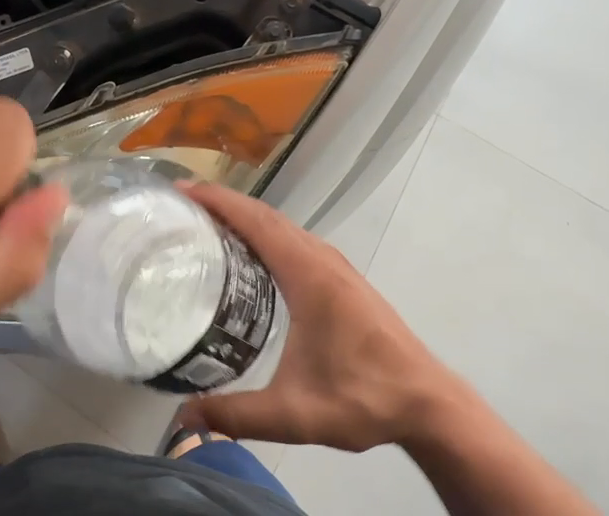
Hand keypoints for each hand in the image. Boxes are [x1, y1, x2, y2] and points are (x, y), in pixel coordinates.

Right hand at [178, 182, 457, 452]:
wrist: (427, 403)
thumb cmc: (363, 397)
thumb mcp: (295, 413)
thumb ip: (238, 414)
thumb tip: (184, 417)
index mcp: (307, 274)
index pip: (255, 221)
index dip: (217, 201)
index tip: (181, 191)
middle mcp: (320, 258)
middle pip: (265, 216)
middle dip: (223, 203)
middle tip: (181, 206)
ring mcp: (335, 266)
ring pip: (282, 226)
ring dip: (245, 217)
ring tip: (205, 225)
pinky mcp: (342, 278)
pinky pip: (294, 240)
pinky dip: (265, 233)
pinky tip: (249, 255)